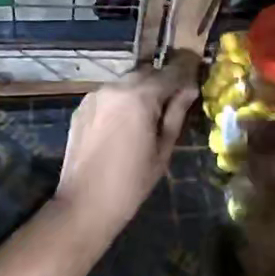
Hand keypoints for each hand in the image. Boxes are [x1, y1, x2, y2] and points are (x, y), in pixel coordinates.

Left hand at [54, 53, 200, 227]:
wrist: (85, 202)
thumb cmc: (132, 181)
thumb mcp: (163, 149)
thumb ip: (176, 114)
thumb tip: (189, 89)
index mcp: (139, 97)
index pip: (169, 74)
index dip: (184, 77)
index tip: (192, 86)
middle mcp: (115, 88)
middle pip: (146, 74)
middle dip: (161, 84)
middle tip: (171, 105)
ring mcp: (95, 95)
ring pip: (125, 83)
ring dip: (139, 92)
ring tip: (146, 117)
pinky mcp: (82, 107)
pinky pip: (108, 95)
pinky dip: (120, 101)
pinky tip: (122, 124)